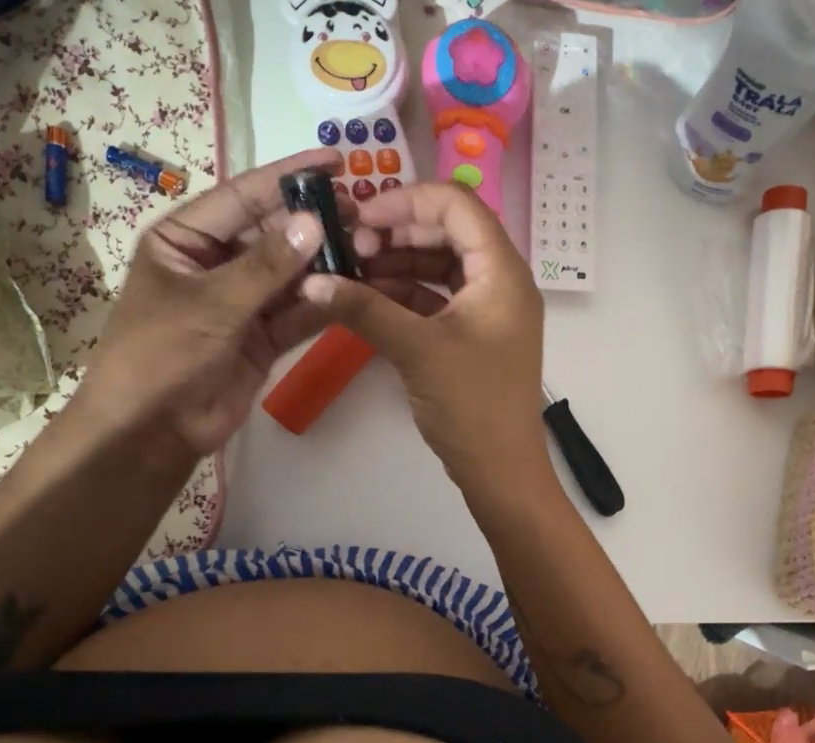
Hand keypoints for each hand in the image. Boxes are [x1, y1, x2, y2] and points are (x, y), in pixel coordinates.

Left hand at [73, 148, 360, 457]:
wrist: (153, 430)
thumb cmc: (162, 353)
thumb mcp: (212, 303)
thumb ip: (266, 266)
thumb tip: (313, 222)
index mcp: (184, 239)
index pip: (241, 198)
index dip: (286, 179)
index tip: (334, 163)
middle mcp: (216, 264)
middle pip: (272, 236)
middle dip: (315, 225)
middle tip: (365, 214)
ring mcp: (242, 303)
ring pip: (292, 276)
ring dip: (327, 266)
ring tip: (371, 251)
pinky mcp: (264, 339)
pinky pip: (299, 313)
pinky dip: (324, 303)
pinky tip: (358, 290)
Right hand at [300, 182, 550, 489]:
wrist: (501, 469)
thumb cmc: (471, 404)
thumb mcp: (416, 349)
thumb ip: (365, 308)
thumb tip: (313, 281)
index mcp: (502, 272)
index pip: (458, 205)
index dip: (406, 202)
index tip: (360, 218)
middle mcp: (502, 282)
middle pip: (449, 232)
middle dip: (397, 232)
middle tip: (349, 248)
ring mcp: (490, 310)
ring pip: (441, 266)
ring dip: (398, 263)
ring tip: (350, 273)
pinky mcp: (475, 336)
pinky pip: (439, 298)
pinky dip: (406, 294)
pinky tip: (367, 299)